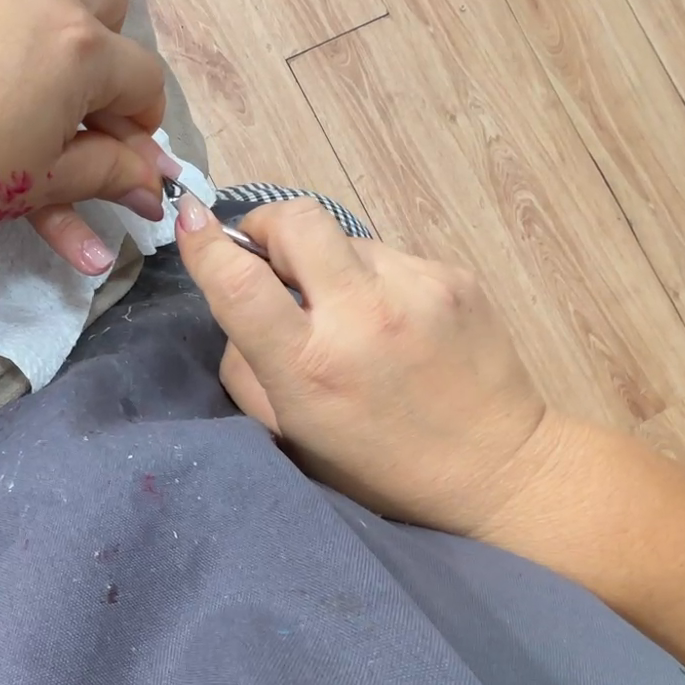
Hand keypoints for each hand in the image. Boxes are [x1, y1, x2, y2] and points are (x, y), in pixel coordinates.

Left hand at [0, 0, 171, 304]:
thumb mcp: (33, 185)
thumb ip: (104, 173)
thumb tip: (153, 184)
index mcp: (80, 54)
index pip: (143, 80)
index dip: (140, 118)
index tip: (123, 138)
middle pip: (112, 9)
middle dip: (104, 56)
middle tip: (71, 94)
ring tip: (48, 13)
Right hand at [173, 196, 556, 538]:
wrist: (496, 468)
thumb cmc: (374, 465)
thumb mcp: (287, 434)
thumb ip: (246, 370)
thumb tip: (240, 317)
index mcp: (310, 365)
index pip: (241, 283)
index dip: (206, 244)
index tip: (188, 217)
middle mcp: (362, 314)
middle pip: (296, 220)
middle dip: (267, 226)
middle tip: (266, 257)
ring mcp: (418, 287)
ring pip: (344, 238)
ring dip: (324, 262)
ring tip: (342, 309)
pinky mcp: (455, 276)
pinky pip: (388, 256)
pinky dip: (369, 278)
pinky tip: (390, 321)